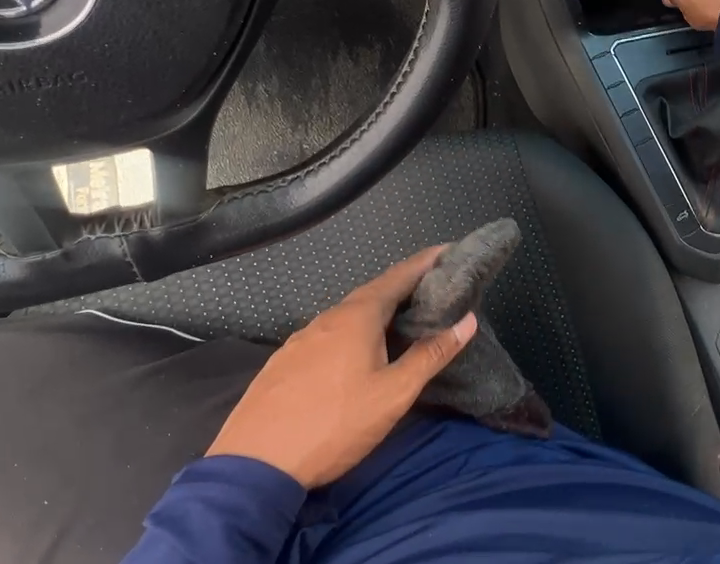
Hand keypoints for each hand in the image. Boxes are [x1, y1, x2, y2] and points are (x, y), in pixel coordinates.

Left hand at [206, 245, 476, 488]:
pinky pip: (327, 335)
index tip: (450, 251)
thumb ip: (431, 355)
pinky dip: (352, 332)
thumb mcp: (393, 395)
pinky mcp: (283, 363)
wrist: (253, 468)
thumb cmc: (333, 425)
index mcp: (358, 316)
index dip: (427, 261)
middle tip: (434, 289)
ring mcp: (300, 340)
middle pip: (373, 292)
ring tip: (401, 321)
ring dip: (377, 311)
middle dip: (404, 286)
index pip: (400, 275)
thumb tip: (467, 321)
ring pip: (348, 315)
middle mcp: (328, 318)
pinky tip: (356, 353)